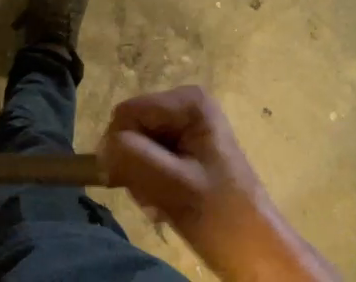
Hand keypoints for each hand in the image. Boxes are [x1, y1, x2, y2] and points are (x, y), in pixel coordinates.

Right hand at [100, 86, 338, 281]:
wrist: (255, 253)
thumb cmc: (222, 217)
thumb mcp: (174, 185)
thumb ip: (133, 158)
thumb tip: (101, 147)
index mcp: (188, 101)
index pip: (127, 113)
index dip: (123, 149)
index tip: (138, 184)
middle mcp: (185, 105)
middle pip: (131, 129)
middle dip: (135, 166)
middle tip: (155, 198)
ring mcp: (184, 127)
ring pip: (135, 147)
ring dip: (141, 180)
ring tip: (162, 203)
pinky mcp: (183, 149)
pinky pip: (147, 160)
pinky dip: (150, 185)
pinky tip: (166, 203)